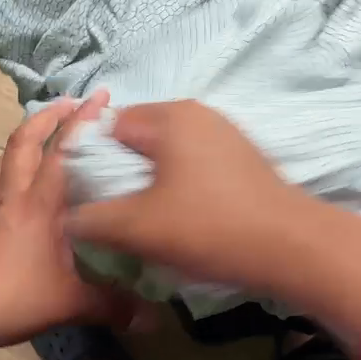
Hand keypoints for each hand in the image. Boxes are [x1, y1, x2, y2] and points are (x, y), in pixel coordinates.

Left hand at [0, 91, 138, 348]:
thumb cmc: (13, 300)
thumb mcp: (71, 304)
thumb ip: (112, 305)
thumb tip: (151, 318)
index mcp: (41, 205)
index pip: (65, 151)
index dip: (83, 121)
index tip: (100, 97)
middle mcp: (11, 198)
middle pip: (24, 141)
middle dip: (47, 117)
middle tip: (69, 104)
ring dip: (19, 145)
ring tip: (37, 141)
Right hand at [65, 101, 317, 293]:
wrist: (291, 246)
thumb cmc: (209, 228)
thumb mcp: (137, 228)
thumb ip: (91, 219)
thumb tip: (69, 216)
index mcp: (170, 116)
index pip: (109, 126)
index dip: (92, 161)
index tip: (90, 197)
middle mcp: (198, 113)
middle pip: (139, 137)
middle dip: (123, 173)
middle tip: (116, 212)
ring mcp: (225, 133)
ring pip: (168, 153)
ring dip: (152, 182)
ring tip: (149, 220)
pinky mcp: (242, 157)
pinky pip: (194, 164)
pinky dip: (181, 185)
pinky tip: (184, 218)